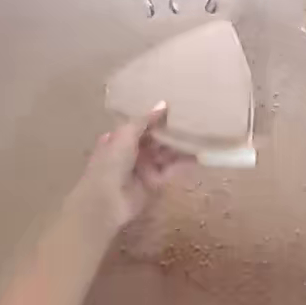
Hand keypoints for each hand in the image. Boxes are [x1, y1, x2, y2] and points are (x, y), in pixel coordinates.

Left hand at [77, 104, 192, 232]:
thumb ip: (145, 120)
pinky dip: (182, 163)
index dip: (156, 118)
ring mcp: (143, 168)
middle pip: (155, 140)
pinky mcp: (154, 183)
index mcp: (119, 138)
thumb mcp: (125, 135)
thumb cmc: (111, 163)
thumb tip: (164, 103)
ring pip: (164, 154)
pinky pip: (170, 170)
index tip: (176, 107)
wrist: (106, 201)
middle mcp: (131, 152)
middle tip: (194, 120)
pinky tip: (198, 154)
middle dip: (170, 132)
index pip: (140, 125)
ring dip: (179, 146)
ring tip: (200, 134)